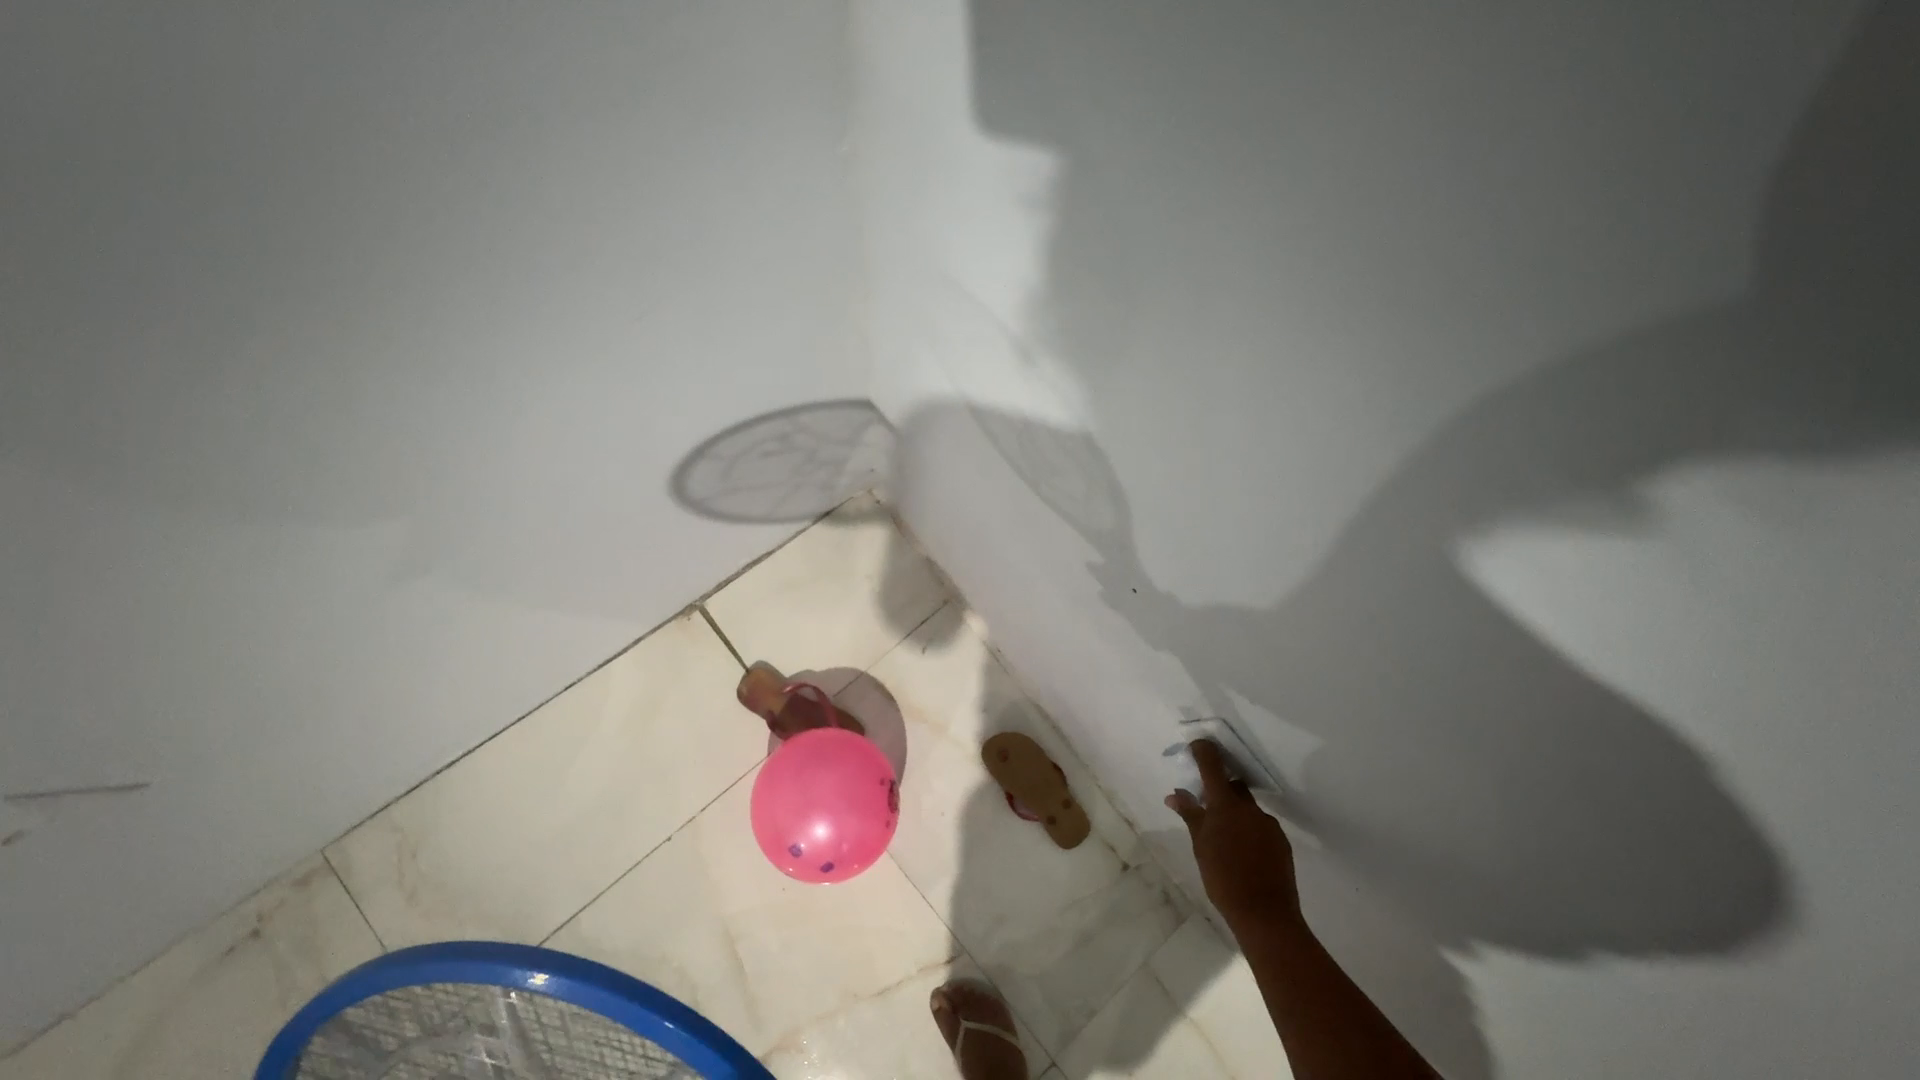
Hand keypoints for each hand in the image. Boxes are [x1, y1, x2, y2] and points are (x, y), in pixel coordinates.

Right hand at [1166, 738, 1303, 934]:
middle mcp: (1249, 808)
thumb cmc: (1222, 878)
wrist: (1264, 913)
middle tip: (1205, 807)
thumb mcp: (1200, 846)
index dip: (1204, 751)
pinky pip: (1260, 827)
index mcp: (1225, 805)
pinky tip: (1243, 854)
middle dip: (1219, 791)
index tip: (1196, 745)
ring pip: (1247, 809)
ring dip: (1234, 814)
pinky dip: (1249, 832)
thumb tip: (1175, 795)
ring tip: (1224, 840)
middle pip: (1232, 787)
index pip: (1212, 765)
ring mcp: (1268, 824)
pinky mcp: (1281, 841)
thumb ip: (1190, 816)